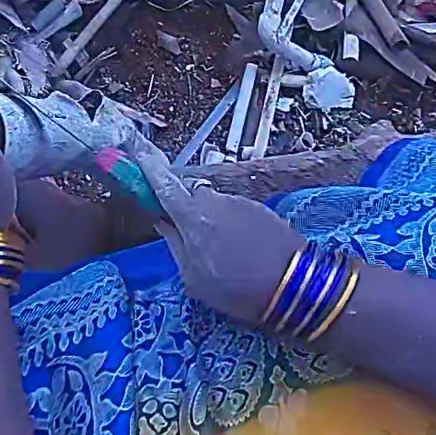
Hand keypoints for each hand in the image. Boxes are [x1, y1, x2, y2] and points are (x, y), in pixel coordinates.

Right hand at [124, 134, 303, 327]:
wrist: (299, 287)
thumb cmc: (239, 290)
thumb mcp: (194, 280)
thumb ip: (175, 245)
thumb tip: (163, 222)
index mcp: (193, 217)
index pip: (163, 183)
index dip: (147, 164)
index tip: (135, 144)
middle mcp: (214, 201)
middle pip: (190, 192)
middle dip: (185, 206)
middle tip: (190, 235)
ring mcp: (240, 201)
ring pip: (214, 203)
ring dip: (211, 218)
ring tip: (223, 252)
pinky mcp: (261, 208)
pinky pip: (235, 210)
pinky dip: (232, 224)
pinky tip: (243, 250)